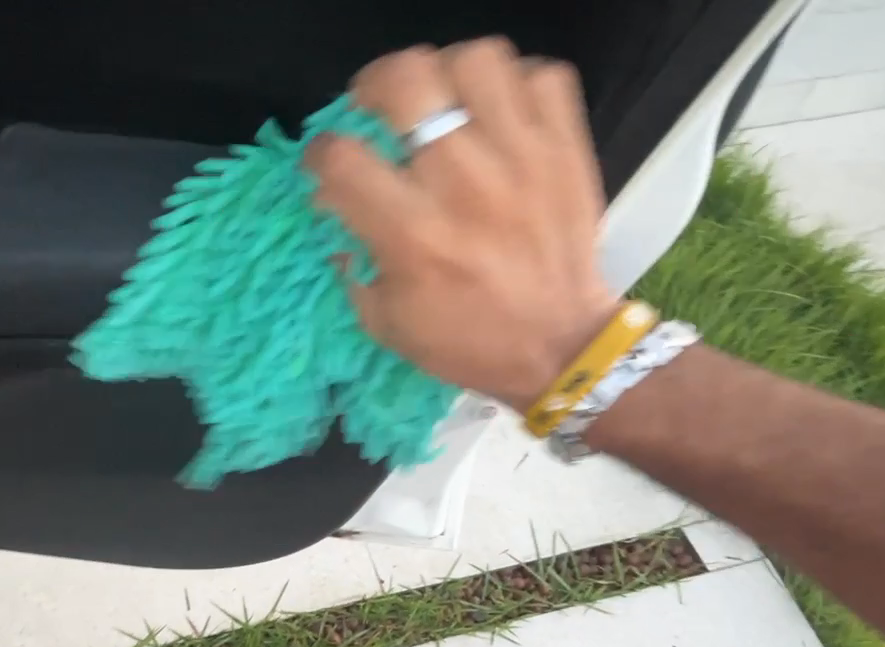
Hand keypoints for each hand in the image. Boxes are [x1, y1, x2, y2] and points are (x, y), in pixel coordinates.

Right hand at [305, 39, 620, 411]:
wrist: (557, 348)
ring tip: (443, 103)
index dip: (319, 153)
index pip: (342, 158)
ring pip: (476, 60)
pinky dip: (515, 85)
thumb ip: (352, 265)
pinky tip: (499, 115)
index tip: (325, 164)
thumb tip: (336, 207)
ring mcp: (520, 158)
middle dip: (375, 84)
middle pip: (407, 80)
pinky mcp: (564, 149)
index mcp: (411, 234)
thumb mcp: (386, 323)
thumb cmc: (464, 341)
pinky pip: (542, 76)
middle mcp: (461, 182)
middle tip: (377, 107)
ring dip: (447, 75)